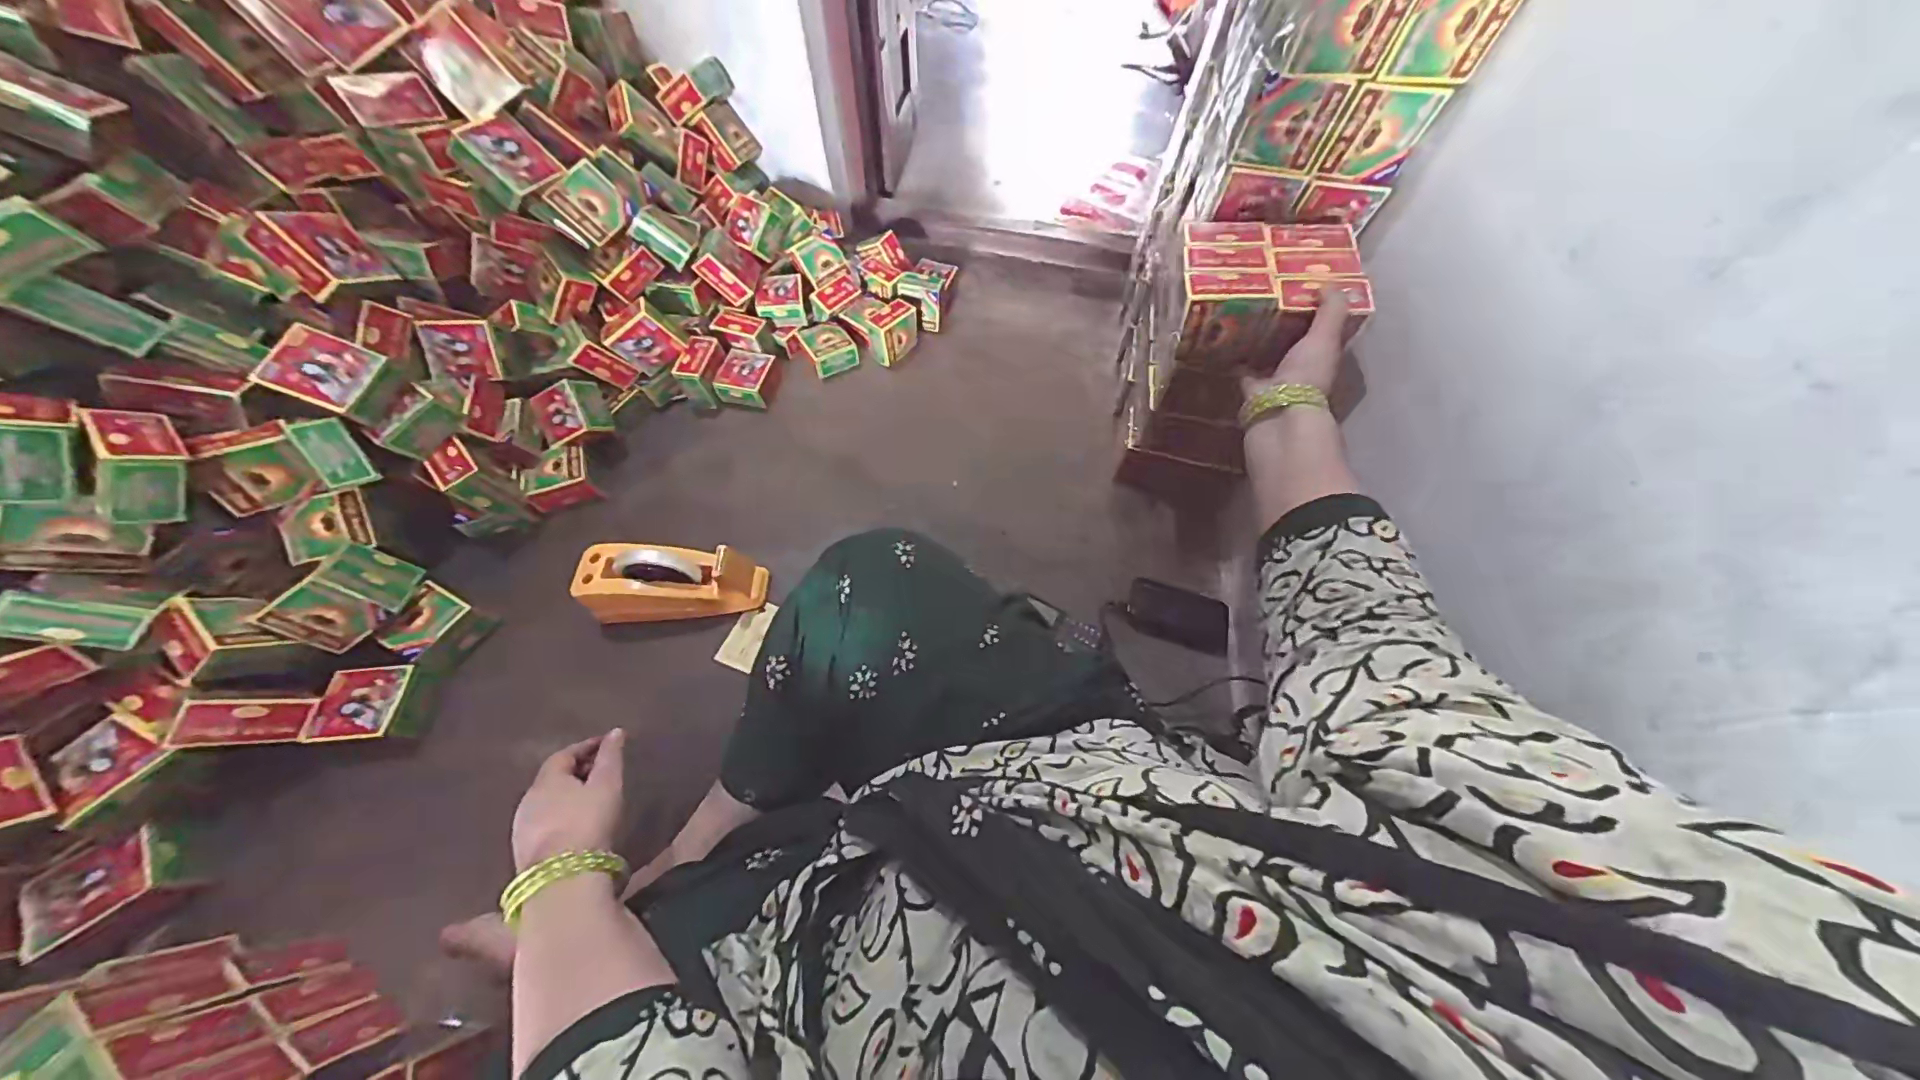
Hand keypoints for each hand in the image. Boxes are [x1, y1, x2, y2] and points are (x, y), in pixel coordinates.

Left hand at [512, 730, 625, 870]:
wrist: (561, 877)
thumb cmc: (588, 820)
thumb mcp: (607, 784)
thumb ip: (611, 756)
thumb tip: (615, 732)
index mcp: (546, 779)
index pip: (564, 754)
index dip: (586, 747)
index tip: (607, 744)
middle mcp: (528, 799)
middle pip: (553, 777)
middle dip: (577, 770)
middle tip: (602, 770)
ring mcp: (522, 827)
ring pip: (547, 801)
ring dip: (568, 794)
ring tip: (592, 797)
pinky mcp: (523, 851)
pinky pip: (545, 821)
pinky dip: (561, 813)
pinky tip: (576, 822)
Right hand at [1242, 288, 1349, 399]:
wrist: (1279, 408)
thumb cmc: (1308, 371)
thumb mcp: (1326, 335)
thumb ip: (1331, 310)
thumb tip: (1328, 282)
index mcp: (1323, 353)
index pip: (1322, 326)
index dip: (1316, 306)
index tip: (1302, 284)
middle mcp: (1300, 364)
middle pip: (1293, 336)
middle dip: (1283, 317)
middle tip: (1268, 289)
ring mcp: (1275, 375)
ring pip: (1267, 349)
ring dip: (1258, 334)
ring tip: (1245, 307)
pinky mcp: (1250, 384)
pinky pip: (1243, 364)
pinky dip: (1236, 353)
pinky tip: (1226, 335)